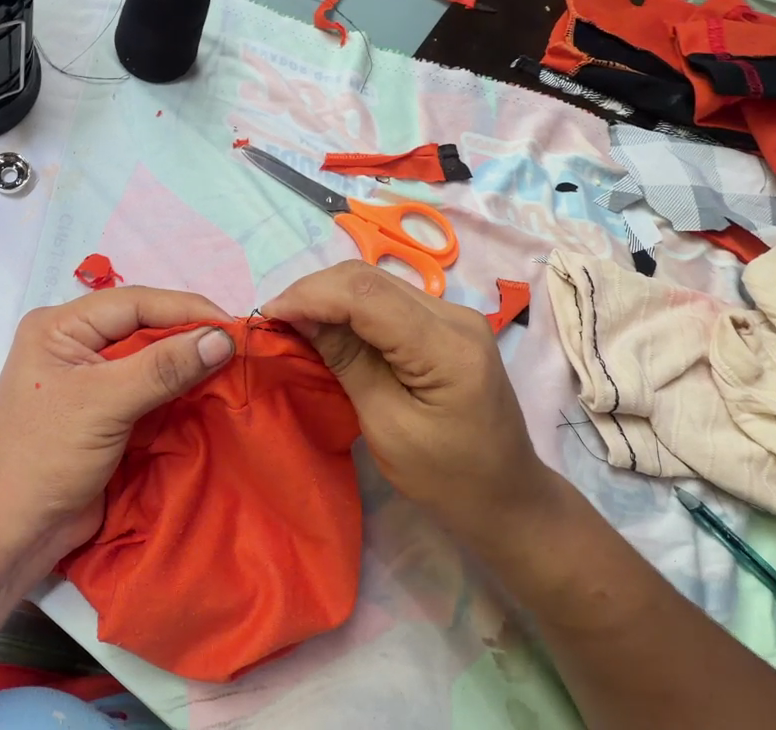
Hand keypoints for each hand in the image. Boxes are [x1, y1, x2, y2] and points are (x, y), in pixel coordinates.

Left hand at [0, 286, 235, 568]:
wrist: (16, 530)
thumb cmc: (46, 456)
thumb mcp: (104, 404)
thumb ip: (163, 368)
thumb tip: (222, 338)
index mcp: (60, 326)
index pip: (133, 303)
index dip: (185, 310)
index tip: (234, 326)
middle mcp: (74, 343)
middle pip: (143, 326)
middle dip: (189, 335)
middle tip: (240, 346)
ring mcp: (90, 378)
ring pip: (150, 358)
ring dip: (187, 364)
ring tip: (235, 366)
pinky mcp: (105, 411)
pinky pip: (149, 389)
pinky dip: (178, 391)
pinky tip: (210, 392)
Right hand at [262, 262, 555, 544]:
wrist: (507, 497)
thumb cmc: (447, 477)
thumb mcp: (387, 426)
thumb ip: (347, 362)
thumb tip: (300, 317)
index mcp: (447, 345)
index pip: (366, 294)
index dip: (311, 296)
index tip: (268, 316)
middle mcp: (454, 315)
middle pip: (368, 278)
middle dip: (313, 292)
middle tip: (274, 322)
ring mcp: (453, 316)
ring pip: (374, 282)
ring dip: (327, 297)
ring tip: (292, 323)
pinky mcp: (444, 324)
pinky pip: (386, 299)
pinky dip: (348, 307)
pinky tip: (326, 327)